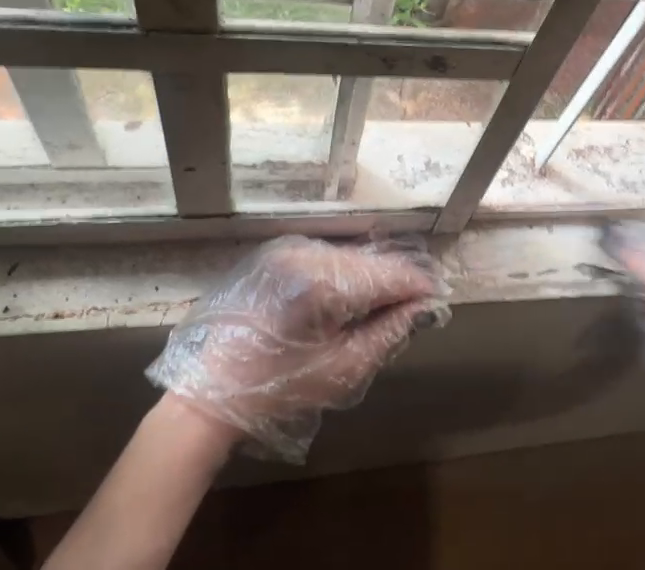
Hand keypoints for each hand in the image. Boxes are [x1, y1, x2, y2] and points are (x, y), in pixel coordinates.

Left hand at [147, 237, 446, 462]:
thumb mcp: (343, 368)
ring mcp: (286, 250)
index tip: (439, 300)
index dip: (418, 287)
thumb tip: (426, 308)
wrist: (205, 394)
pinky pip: (324, 260)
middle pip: (370, 262)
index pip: (388, 274)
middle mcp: (306, 253)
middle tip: (417, 307)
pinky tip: (350, 301)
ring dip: (370, 279)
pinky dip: (344, 277)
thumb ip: (390, 332)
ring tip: (386, 307)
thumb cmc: (276, 388)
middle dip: (396, 283)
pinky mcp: (274, 255)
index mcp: (322, 281)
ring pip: (348, 259)